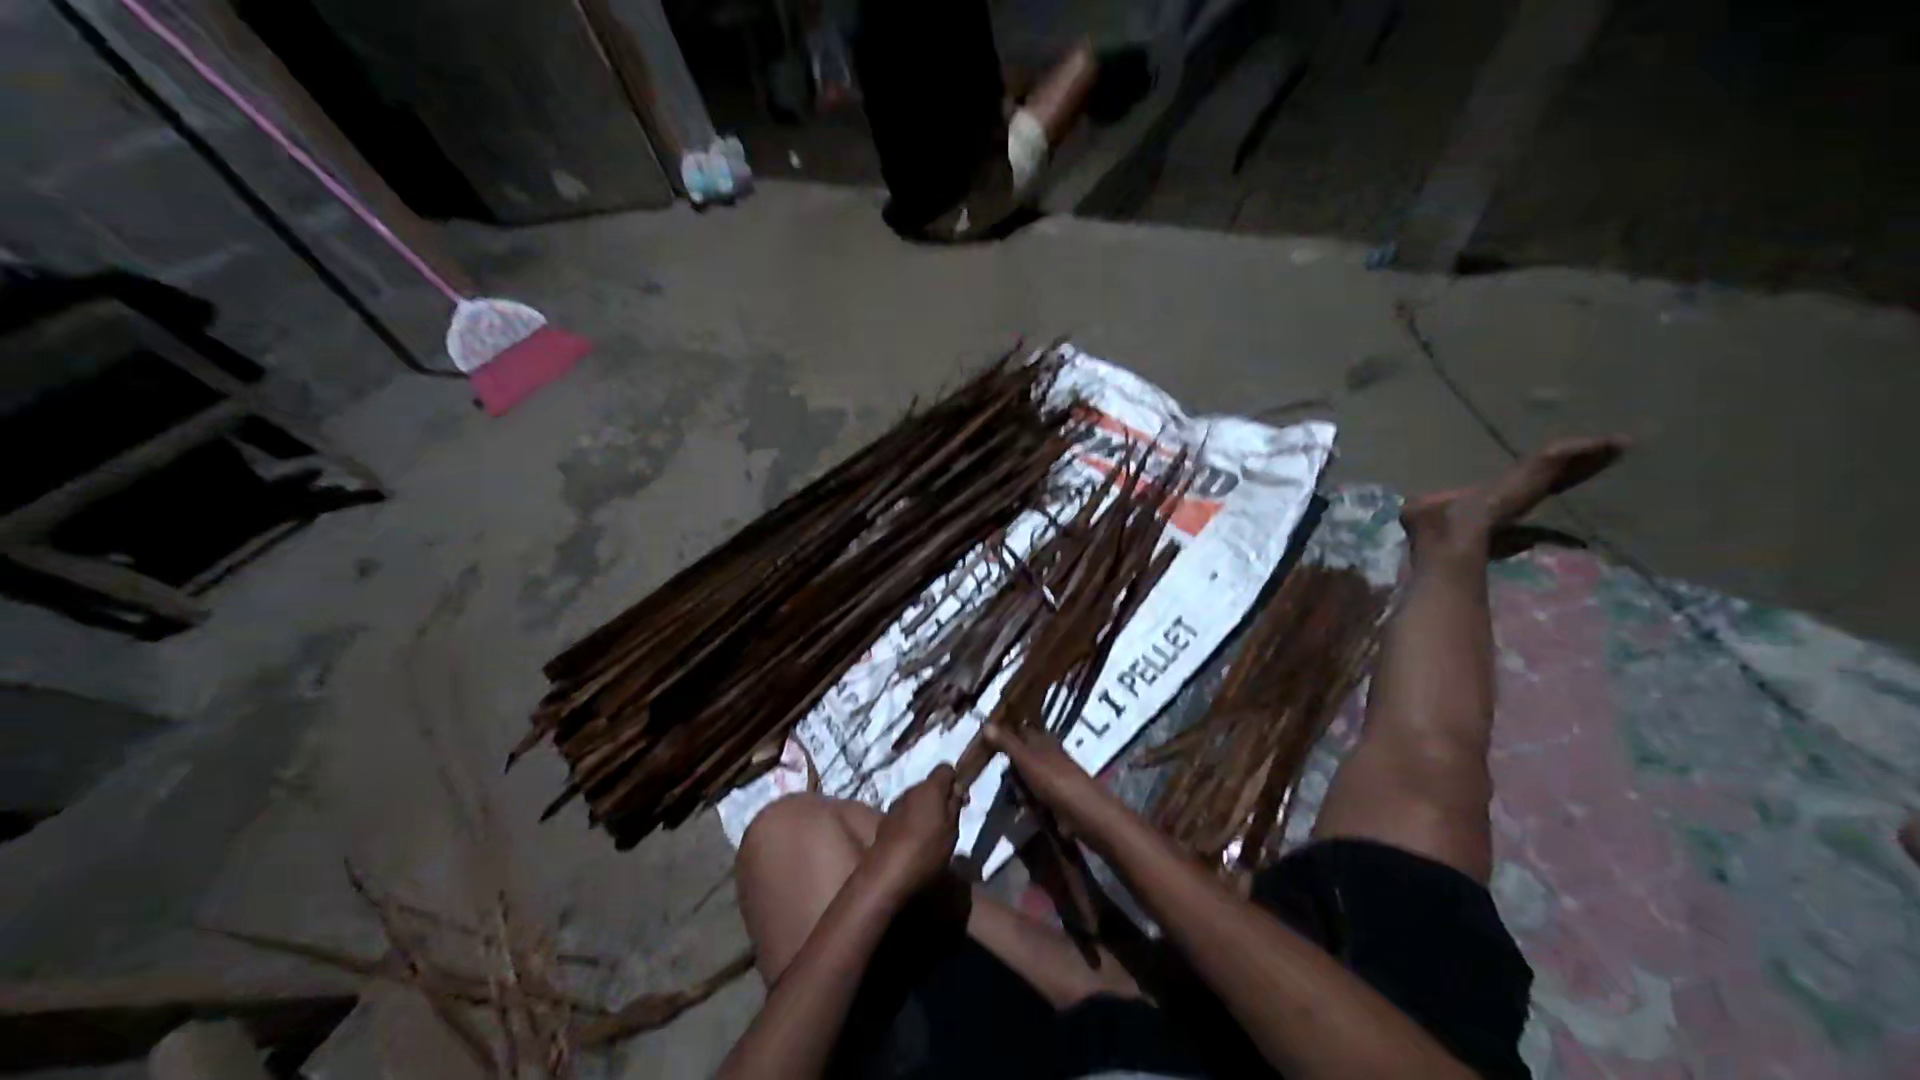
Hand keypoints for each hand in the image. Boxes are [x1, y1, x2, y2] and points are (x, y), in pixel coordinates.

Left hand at [863, 765, 962, 900]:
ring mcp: (895, 806)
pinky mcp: (885, 822)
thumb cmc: (927, 850)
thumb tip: (956, 787)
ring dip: (924, 810)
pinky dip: (911, 822)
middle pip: (929, 785)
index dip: (954, 780)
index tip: (960, 799)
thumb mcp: (952, 829)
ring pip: (915, 799)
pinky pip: (904, 814)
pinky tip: (915, 842)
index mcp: (929, 788)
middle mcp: (910, 791)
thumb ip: (955, 804)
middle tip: (949, 819)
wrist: (887, 875)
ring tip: (932, 834)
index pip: (945, 768)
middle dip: (939, 797)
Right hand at [981, 723, 1121, 838]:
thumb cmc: (1052, 779)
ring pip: (1028, 777)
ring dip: (1018, 786)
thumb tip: (986, 723)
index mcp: (1043, 741)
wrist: (1082, 812)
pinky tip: (1021, 808)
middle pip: (1024, 755)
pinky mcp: (1056, 798)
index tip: (988, 739)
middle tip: (996, 773)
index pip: (1022, 730)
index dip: (1007, 732)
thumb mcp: (1025, 758)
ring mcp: (1054, 777)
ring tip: (1008, 793)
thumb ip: (1007, 743)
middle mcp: (1049, 755)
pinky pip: (1035, 796)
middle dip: (1010, 765)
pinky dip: (1027, 802)